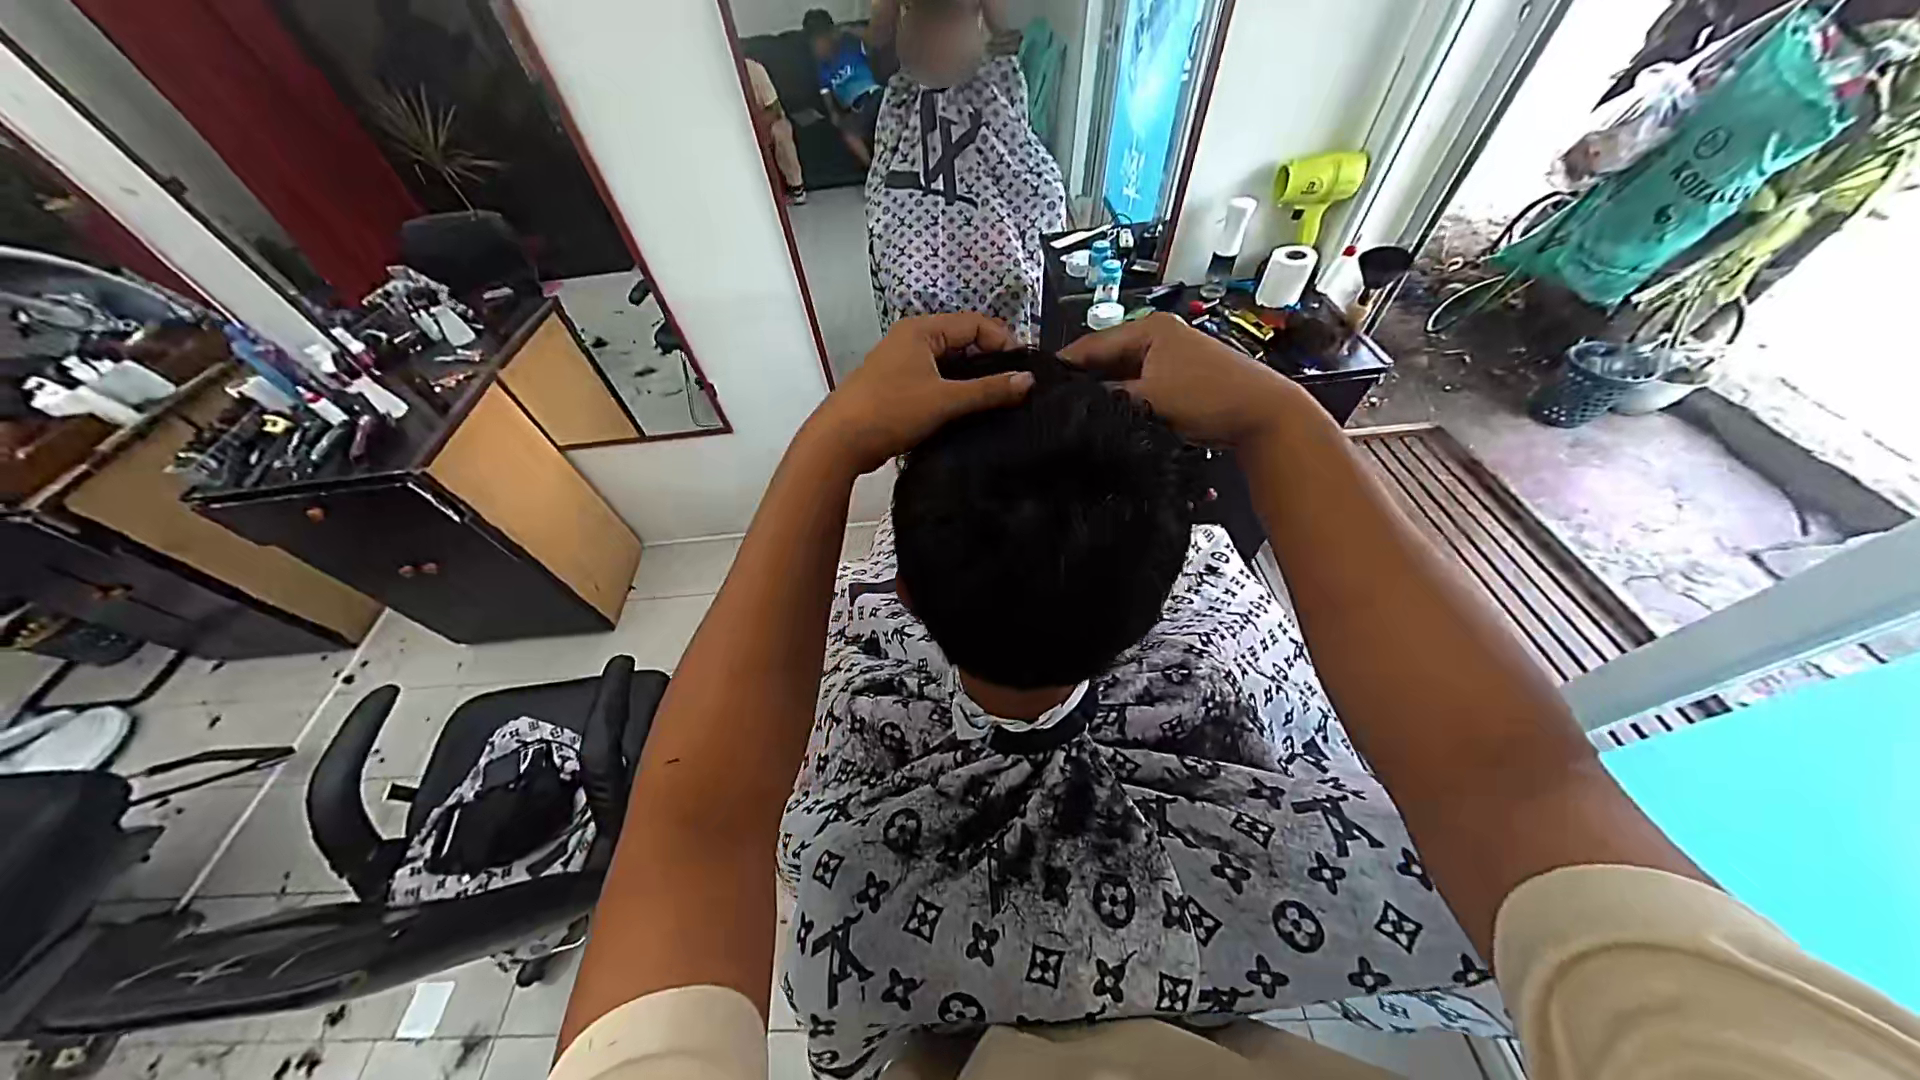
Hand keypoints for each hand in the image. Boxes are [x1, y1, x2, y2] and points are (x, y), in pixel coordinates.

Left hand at [804, 313, 1031, 473]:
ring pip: (949, 364)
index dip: (1004, 342)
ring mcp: (902, 364)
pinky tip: (969, 412)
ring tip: (997, 401)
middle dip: (990, 361)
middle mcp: (911, 340)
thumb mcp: (945, 400)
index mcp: (922, 330)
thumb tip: (1028, 381)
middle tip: (1014, 388)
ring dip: (972, 380)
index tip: (1024, 370)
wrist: (839, 442)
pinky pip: (936, 381)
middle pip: (963, 342)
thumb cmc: (890, 412)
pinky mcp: (898, 387)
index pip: (975, 324)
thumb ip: (989, 390)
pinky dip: (954, 392)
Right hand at [1059, 313, 1299, 445]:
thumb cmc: (1207, 396)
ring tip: (1072, 413)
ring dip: (1102, 393)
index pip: (1092, 344)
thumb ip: (1109, 397)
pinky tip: (1105, 416)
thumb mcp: (1150, 397)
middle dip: (1081, 380)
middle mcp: (1155, 336)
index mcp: (1148, 328)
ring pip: (1120, 375)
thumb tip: (1073, 402)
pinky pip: (1137, 387)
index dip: (1063, 365)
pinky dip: (1122, 400)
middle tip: (1051, 405)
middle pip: (1105, 359)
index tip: (1035, 385)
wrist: (1262, 414)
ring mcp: (1167, 357)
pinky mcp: (1175, 379)